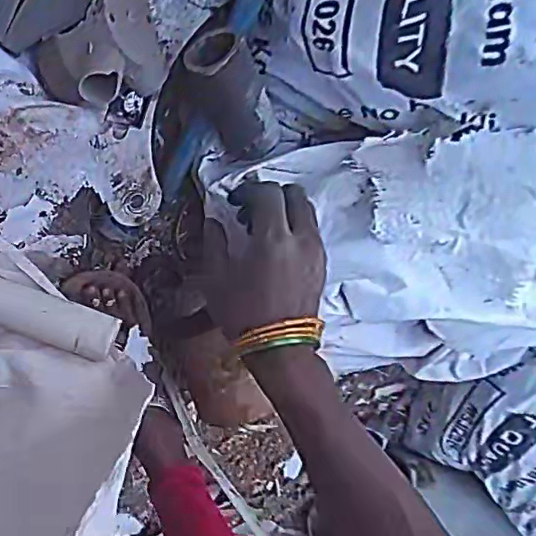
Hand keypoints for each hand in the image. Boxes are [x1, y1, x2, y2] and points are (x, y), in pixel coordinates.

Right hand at [197, 180, 326, 340]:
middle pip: (294, 195)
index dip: (248, 190)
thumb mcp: (215, 278)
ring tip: (263, 229)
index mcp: (271, 238)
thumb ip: (215, 243)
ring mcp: (315, 250)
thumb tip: (214, 223)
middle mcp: (300, 237)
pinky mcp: (321, 263)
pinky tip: (275, 247)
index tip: (234, 200)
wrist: (278, 345)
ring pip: (306, 211)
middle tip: (250, 210)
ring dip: (285, 211)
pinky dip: (294, 228)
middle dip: (272, 195)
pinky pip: (310, 231)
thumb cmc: (242, 313)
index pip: (267, 193)